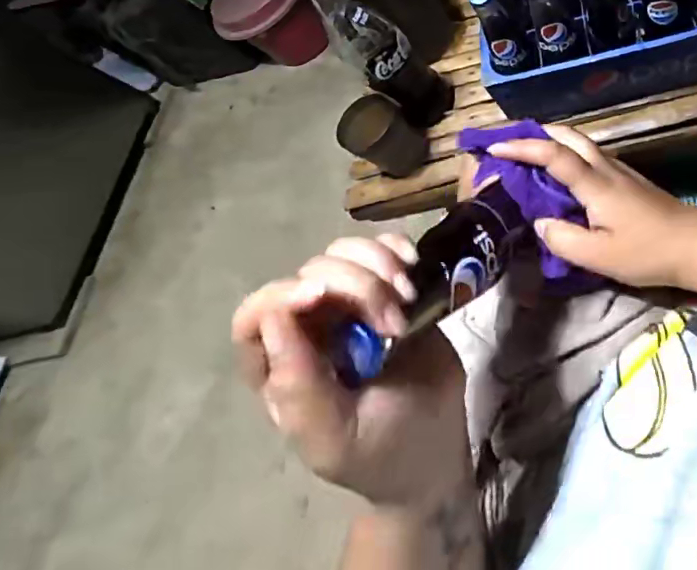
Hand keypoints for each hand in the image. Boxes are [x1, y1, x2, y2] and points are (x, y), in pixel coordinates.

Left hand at [232, 234, 471, 510]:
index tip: (322, 293)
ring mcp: (350, 301)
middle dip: (356, 286)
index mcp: (282, 366)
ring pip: (343, 253)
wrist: (440, 442)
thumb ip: (299, 388)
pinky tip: (413, 265)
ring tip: (409, 297)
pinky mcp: (388, 284)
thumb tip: (274, 316)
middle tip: (395, 323)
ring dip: (378, 263)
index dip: (281, 295)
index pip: (256, 316)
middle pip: (311, 274)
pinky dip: (396, 246)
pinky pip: (381, 246)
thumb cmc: (381, 450)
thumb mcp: (335, 437)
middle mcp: (310, 325)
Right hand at [487, 125, 695, 288]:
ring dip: (551, 140)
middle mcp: (604, 168)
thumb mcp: (600, 256)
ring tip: (527, 154)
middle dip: (534, 132)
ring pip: (579, 142)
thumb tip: (540, 223)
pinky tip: (560, 174)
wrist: (696, 243)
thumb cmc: (648, 251)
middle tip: (508, 141)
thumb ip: (563, 240)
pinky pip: (588, 155)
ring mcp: (618, 170)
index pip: (552, 155)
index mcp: (594, 183)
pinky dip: (566, 153)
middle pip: (567, 135)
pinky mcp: (626, 179)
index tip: (494, 148)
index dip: (521, 148)